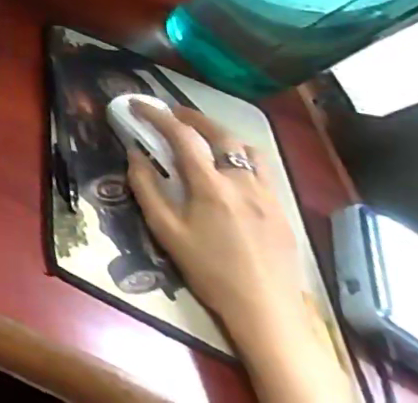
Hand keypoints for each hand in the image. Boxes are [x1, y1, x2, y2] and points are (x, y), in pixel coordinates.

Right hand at [126, 103, 302, 328]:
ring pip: (248, 148)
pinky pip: (262, 170)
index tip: (137, 104)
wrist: (267, 312)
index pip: (182, 135)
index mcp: (211, 186)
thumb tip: (135, 153)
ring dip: (222, 134)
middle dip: (192, 117)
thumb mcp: (166, 231)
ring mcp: (268, 195)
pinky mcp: (282, 210)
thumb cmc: (210, 271)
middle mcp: (243, 182)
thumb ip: (146, 188)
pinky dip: (240, 156)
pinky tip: (230, 170)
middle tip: (171, 113)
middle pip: (220, 133)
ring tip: (203, 136)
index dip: (157, 114)